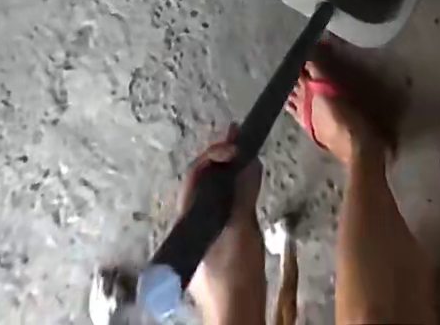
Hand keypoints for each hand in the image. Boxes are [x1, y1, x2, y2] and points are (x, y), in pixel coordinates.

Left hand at [181, 126, 265, 324]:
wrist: (237, 319)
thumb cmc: (236, 277)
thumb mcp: (244, 232)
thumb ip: (245, 195)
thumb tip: (251, 162)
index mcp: (189, 218)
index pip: (195, 174)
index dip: (214, 154)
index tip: (236, 144)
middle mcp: (190, 222)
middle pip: (202, 179)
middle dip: (219, 155)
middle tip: (238, 133)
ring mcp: (202, 231)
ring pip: (211, 191)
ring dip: (226, 168)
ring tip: (243, 146)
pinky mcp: (215, 240)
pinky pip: (220, 204)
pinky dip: (232, 187)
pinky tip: (245, 179)